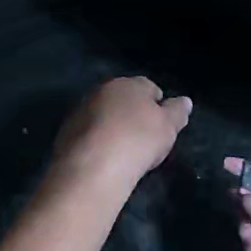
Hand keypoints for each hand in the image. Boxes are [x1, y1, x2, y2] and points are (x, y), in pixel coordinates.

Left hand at [50, 77, 191, 190]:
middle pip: (124, 100)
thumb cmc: (137, 140)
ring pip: (104, 115)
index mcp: (128, 84)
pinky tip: (104, 160)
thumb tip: (184, 100)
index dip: (158, 106)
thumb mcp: (168, 127)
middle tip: (144, 140)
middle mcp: (102, 90)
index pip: (149, 87)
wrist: (93, 167)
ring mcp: (80, 110)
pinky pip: (89, 134)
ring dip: (113, 128)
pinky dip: (97, 142)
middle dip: (133, 115)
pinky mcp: (66, 132)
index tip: (162, 126)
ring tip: (123, 152)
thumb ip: (178, 111)